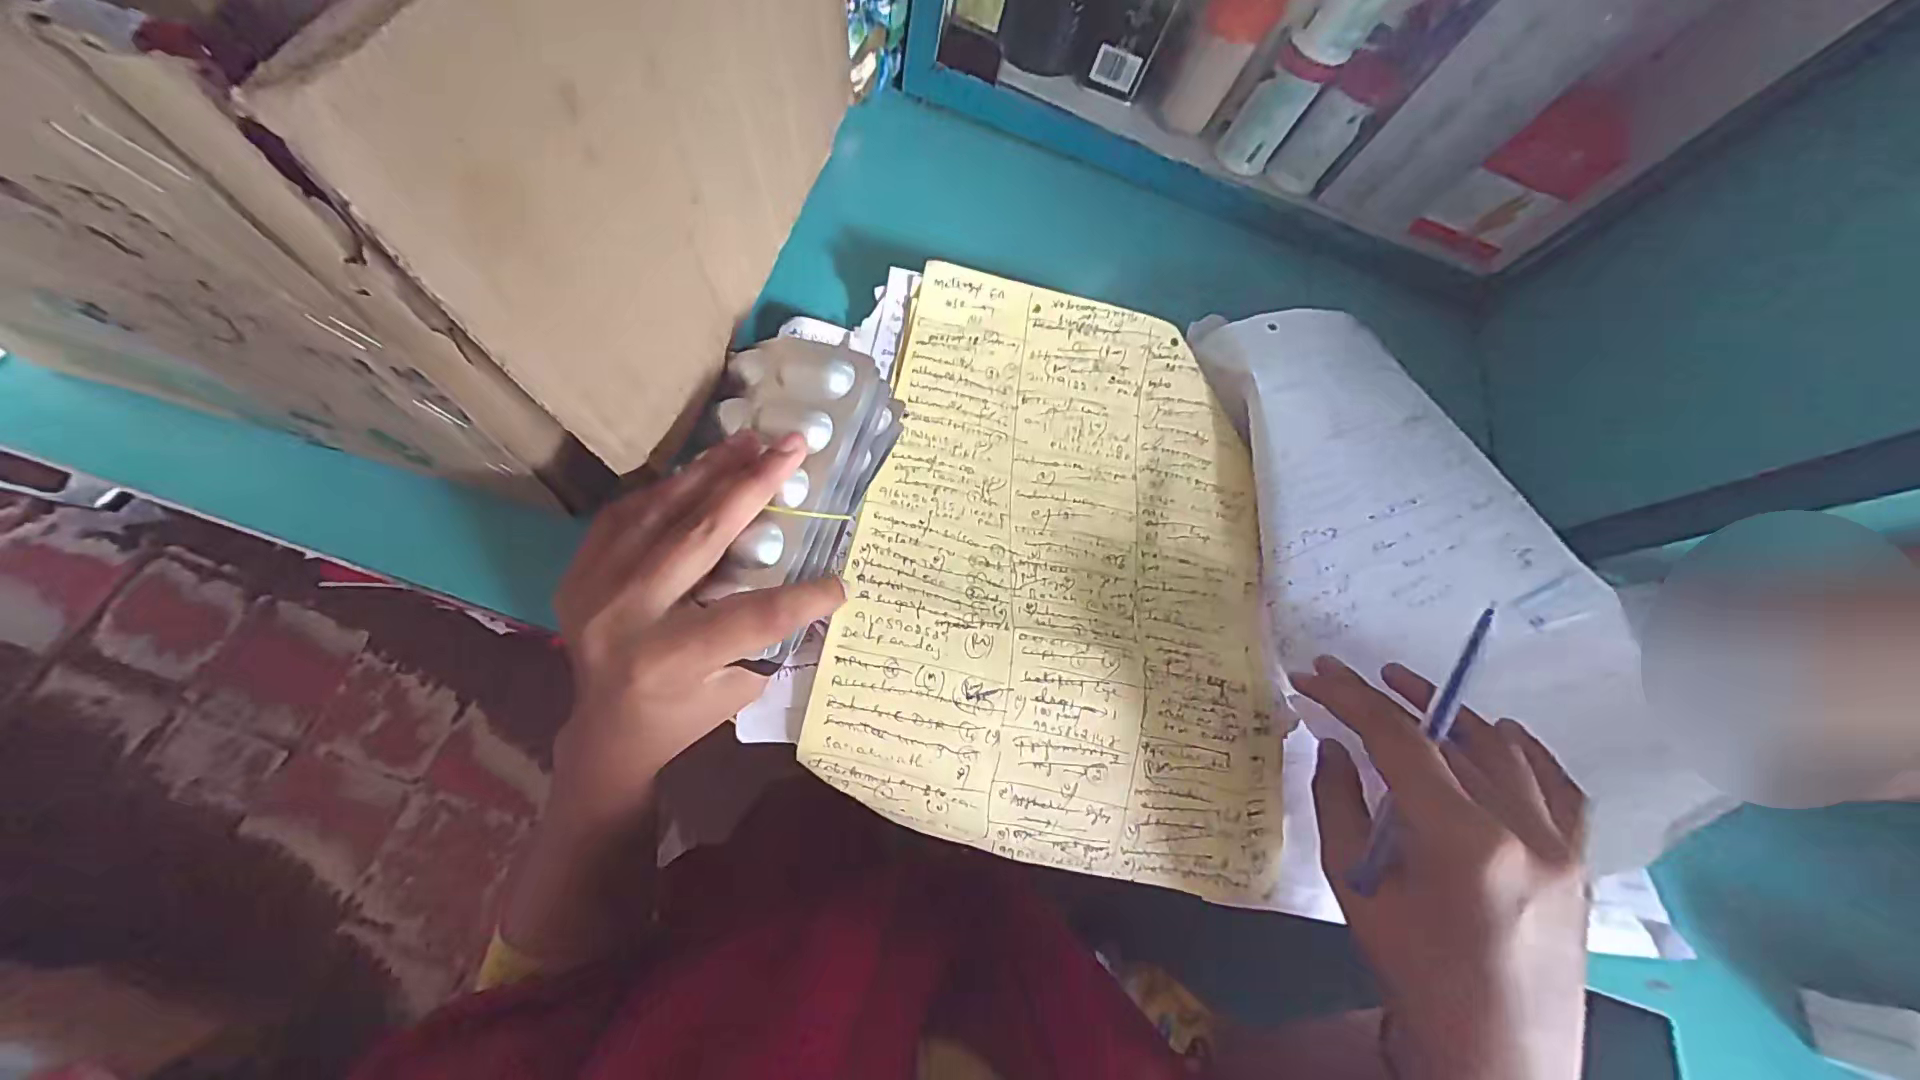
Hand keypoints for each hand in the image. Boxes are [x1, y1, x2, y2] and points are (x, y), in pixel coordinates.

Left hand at [502, 432, 844, 966]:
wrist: (604, 730)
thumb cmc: (682, 715)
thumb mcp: (736, 689)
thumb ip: (766, 634)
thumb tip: (809, 578)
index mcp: (670, 658)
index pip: (753, 615)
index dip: (804, 595)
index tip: (841, 580)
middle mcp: (626, 618)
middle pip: (700, 537)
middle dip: (754, 486)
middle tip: (792, 447)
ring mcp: (593, 589)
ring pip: (661, 512)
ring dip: (712, 471)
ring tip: (752, 440)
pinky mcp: (578, 572)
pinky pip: (629, 513)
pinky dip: (671, 486)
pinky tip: (705, 466)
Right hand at [1291, 656, 1589, 1079]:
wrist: (1498, 1052)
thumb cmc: (1410, 969)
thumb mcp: (1352, 883)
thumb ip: (1338, 802)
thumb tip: (1335, 745)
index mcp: (1462, 840)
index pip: (1399, 741)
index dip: (1351, 699)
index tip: (1314, 675)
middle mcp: (1524, 831)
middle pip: (1446, 736)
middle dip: (1385, 697)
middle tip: (1340, 674)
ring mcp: (1563, 845)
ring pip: (1501, 750)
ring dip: (1446, 712)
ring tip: (1403, 687)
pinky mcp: (1581, 862)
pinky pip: (1557, 786)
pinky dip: (1521, 750)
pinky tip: (1496, 732)